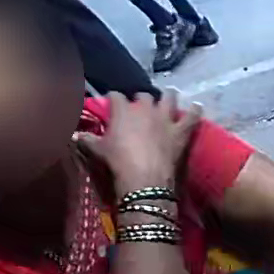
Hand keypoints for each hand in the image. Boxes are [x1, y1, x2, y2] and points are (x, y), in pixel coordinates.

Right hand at [75, 89, 201, 192]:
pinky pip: (192, 116)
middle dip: (141, 99)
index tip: (113, 102)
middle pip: (144, 95)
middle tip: (140, 106)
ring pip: (169, 98)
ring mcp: (166, 118)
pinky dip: (195, 111)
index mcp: (123, 110)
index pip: (116, 97)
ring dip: (168, 96)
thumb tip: (75, 134)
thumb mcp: (98, 151)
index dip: (115, 99)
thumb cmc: (117, 163)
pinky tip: (198, 106)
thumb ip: (87, 140)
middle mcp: (145, 108)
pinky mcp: (181, 131)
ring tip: (168, 96)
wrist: (144, 178)